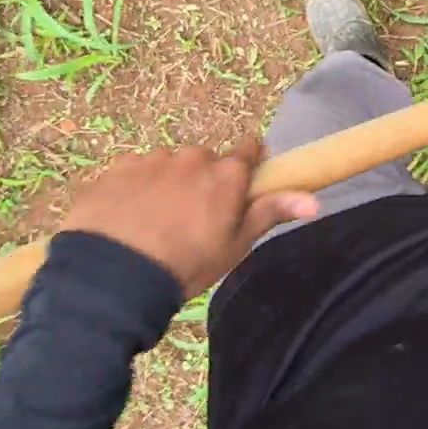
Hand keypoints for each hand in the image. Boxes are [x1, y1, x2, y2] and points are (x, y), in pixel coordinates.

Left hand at [59, 139, 317, 296]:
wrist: (111, 278)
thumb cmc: (184, 265)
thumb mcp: (234, 246)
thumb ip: (270, 213)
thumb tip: (315, 200)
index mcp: (225, 175)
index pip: (249, 150)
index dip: (247, 164)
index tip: (240, 185)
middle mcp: (192, 157)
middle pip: (205, 160)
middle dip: (202, 180)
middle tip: (192, 218)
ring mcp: (152, 160)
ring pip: (168, 165)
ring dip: (168, 183)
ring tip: (154, 222)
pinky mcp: (117, 168)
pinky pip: (135, 171)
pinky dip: (135, 188)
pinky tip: (127, 218)